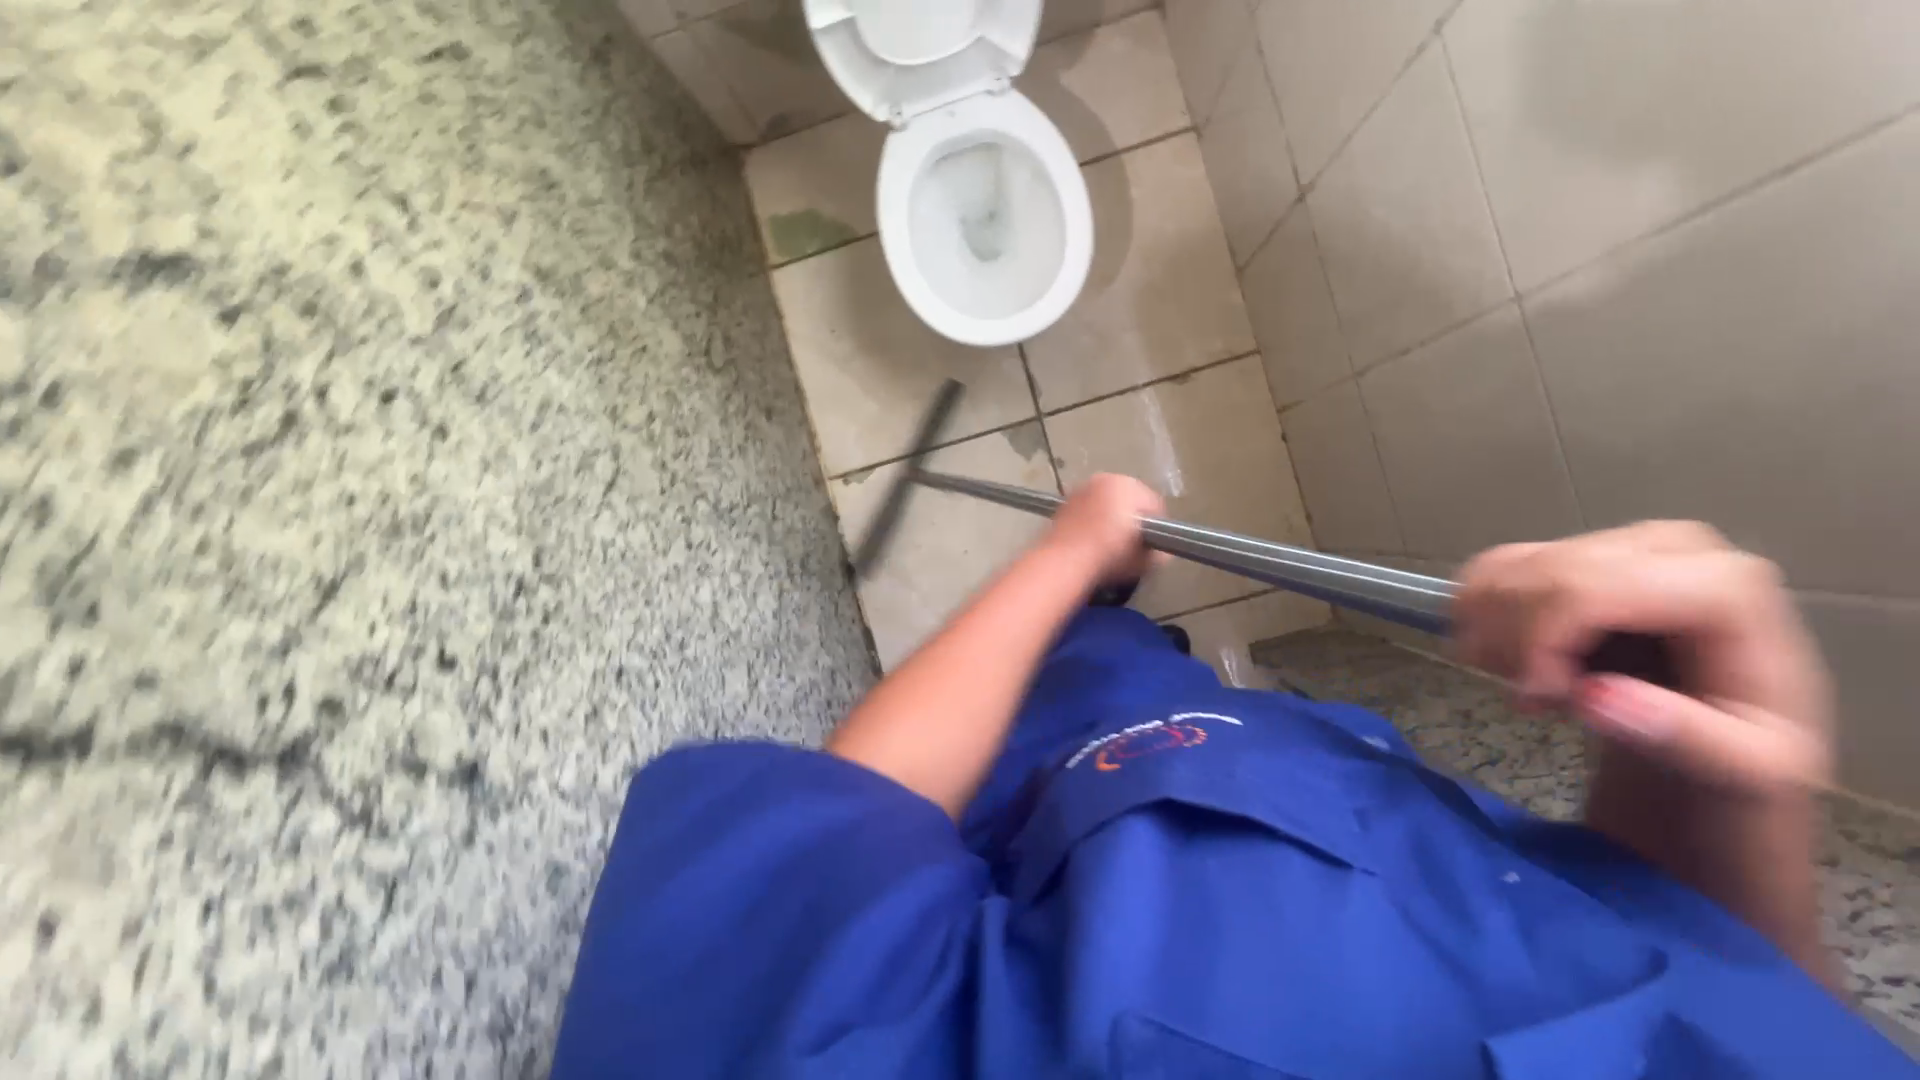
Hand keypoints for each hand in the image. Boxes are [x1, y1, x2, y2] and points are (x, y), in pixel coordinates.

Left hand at [1045, 474, 1165, 587]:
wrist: (1065, 560)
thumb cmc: (1111, 554)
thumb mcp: (1145, 559)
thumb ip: (1160, 552)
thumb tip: (1160, 551)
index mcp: (1130, 485)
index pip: (1154, 504)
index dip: (1158, 527)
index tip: (1154, 545)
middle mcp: (1106, 478)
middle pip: (1128, 500)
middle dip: (1132, 519)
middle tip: (1132, 544)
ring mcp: (1082, 488)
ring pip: (1105, 504)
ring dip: (1110, 518)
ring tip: (1110, 544)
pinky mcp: (1064, 502)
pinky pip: (1086, 511)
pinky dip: (1091, 521)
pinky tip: (1091, 541)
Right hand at [1455, 522, 1831, 797]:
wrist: (1734, 728)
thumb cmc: (1749, 748)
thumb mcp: (1748, 769)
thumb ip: (1688, 738)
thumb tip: (1598, 696)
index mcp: (1722, 586)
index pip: (1587, 589)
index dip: (1539, 640)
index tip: (1535, 701)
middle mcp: (1670, 545)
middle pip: (1543, 575)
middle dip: (1513, 640)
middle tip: (1526, 700)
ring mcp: (1620, 541)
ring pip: (1511, 569)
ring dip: (1492, 630)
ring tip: (1520, 681)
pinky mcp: (1581, 549)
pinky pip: (1499, 564)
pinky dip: (1480, 609)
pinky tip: (1505, 652)